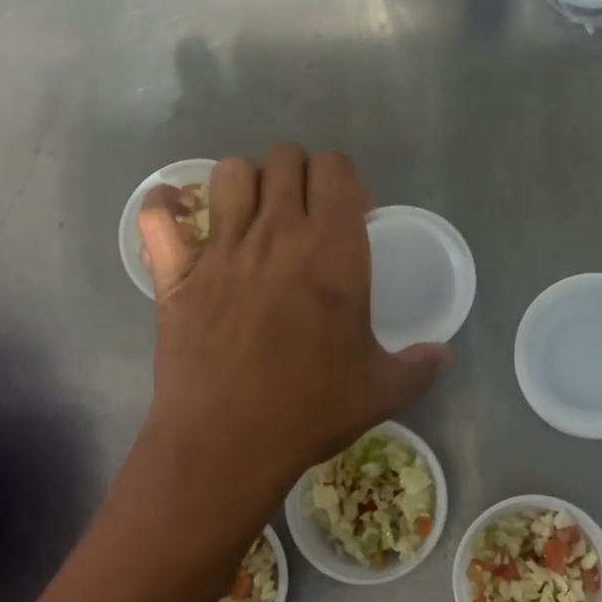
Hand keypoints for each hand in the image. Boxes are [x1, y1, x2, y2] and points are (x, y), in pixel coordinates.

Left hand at [135, 142, 448, 502]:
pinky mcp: (176, 273)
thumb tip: (442, 354)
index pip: (337, 168)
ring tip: (254, 217)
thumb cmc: (310, 410)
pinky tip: (181, 222)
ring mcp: (221, 249)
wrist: (227, 443)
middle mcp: (276, 233)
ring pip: (230, 172)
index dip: (345, 181)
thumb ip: (419, 366)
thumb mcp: (382, 390)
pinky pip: (159, 216)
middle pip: (285, 157)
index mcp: (332, 249)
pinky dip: (167, 209)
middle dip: (300, 173)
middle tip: (306, 213)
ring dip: (247, 183)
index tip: (350, 215)